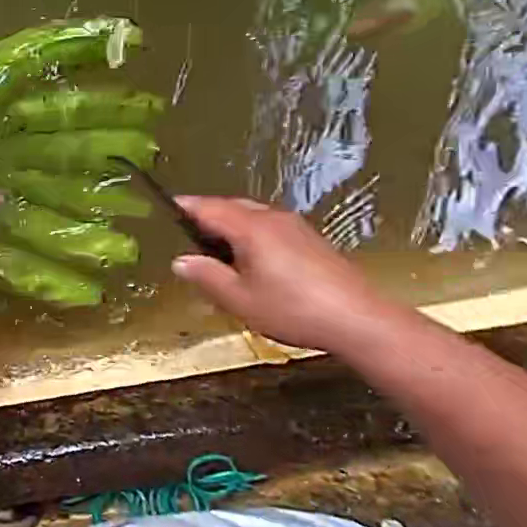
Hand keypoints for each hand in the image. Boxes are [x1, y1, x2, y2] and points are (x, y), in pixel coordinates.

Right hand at [169, 196, 417, 354]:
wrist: (360, 320)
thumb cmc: (294, 309)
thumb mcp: (239, 299)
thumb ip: (206, 276)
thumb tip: (180, 261)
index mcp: (250, 227)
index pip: (208, 207)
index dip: (185, 207)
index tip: (166, 207)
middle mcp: (272, 219)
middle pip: (230, 205)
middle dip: (206, 213)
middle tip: (186, 230)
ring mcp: (294, 227)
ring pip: (251, 214)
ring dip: (229, 222)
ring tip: (214, 245)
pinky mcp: (310, 239)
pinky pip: (268, 225)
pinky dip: (249, 231)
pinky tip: (249, 255)